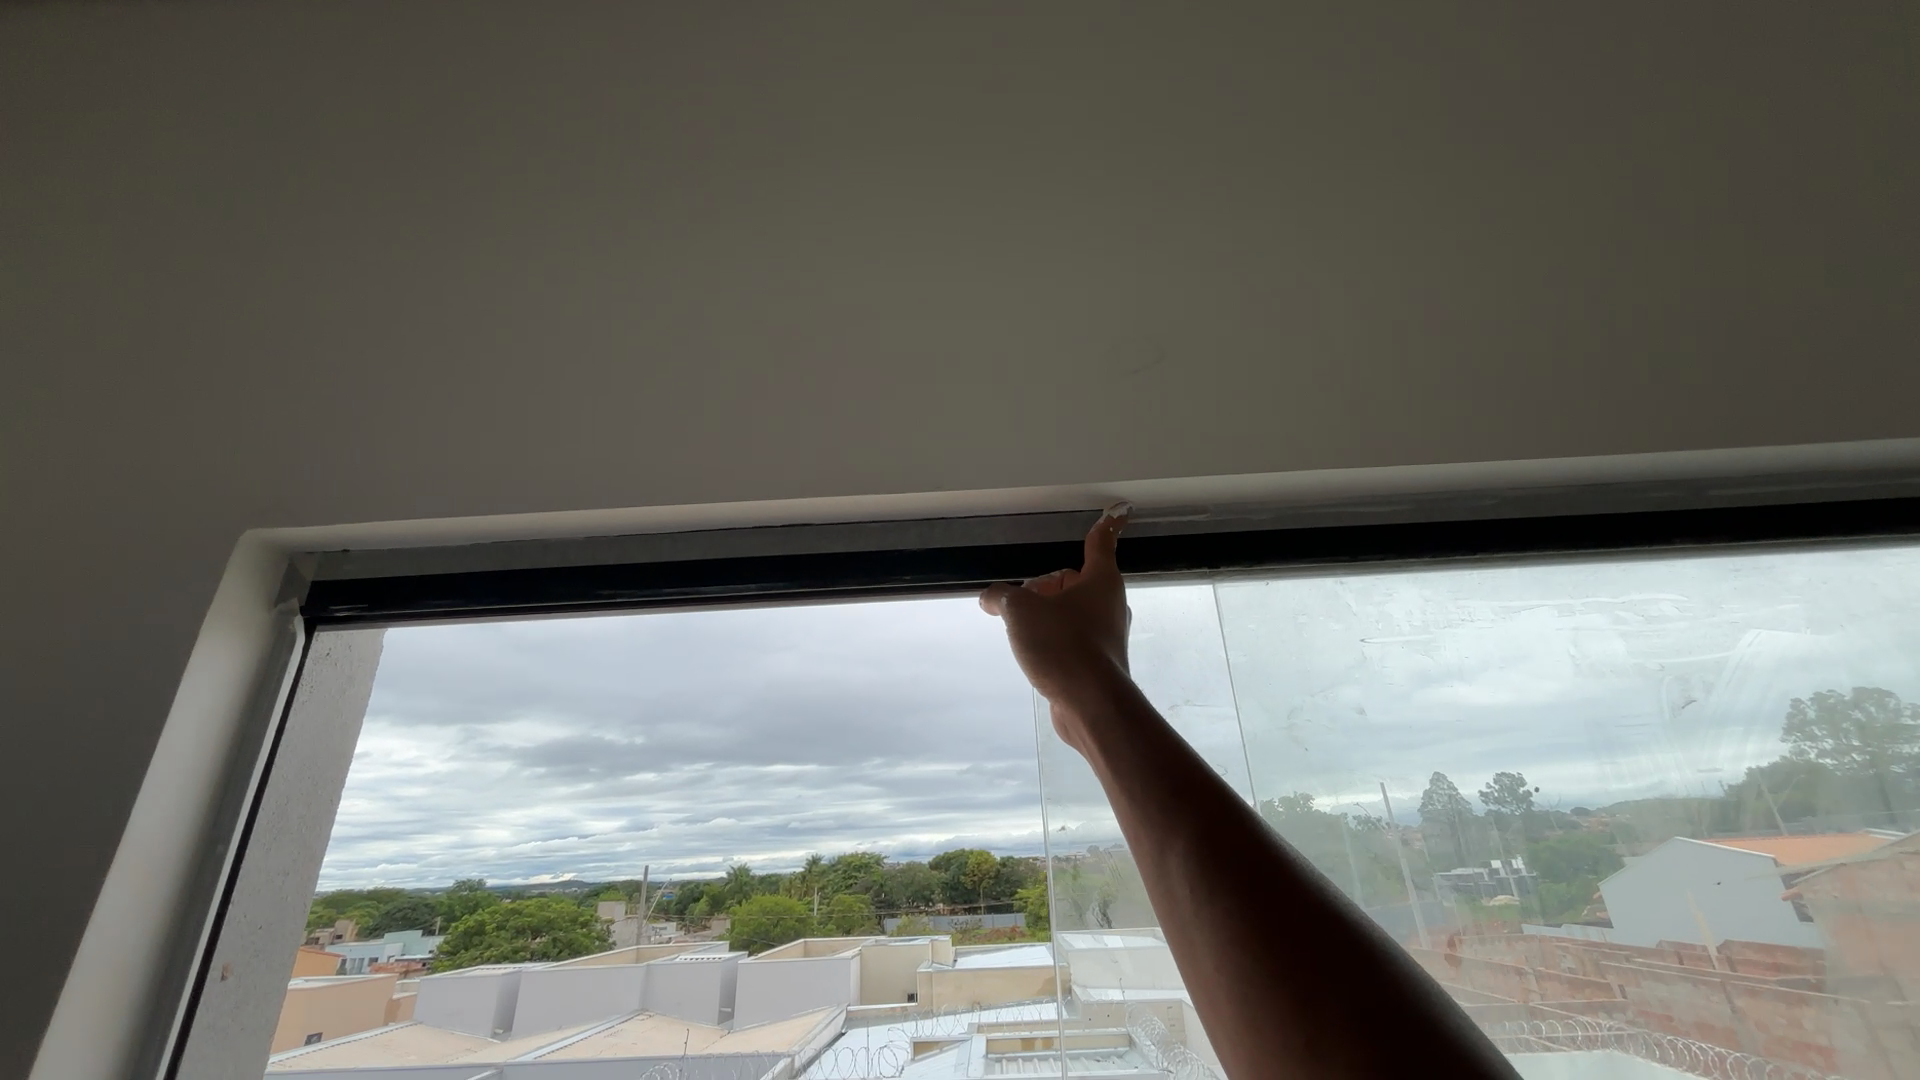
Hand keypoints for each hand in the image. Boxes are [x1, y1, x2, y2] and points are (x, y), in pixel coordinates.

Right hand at [979, 504, 1132, 748]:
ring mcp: (1108, 636)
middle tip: (1021, 603)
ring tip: (1022, 633)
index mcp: (1101, 581)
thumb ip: (1002, 597)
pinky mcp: (1100, 664)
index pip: (1099, 544)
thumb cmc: (1062, 644)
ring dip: (1046, 617)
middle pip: (1074, 583)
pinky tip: (1035, 657)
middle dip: (1045, 588)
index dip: (1103, 527)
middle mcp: (1110, 605)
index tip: (1117, 512)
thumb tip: (991, 596)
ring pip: (1071, 614)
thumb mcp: (1020, 611)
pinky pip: (1071, 641)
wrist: (1090, 704)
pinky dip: (1053, 642)